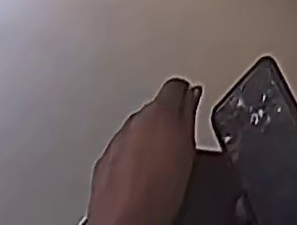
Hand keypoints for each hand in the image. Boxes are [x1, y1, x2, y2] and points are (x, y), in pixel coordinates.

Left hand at [87, 78, 202, 224]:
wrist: (127, 222)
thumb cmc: (158, 194)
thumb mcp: (188, 150)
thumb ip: (190, 114)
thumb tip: (192, 95)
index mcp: (160, 110)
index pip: (176, 85)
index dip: (185, 94)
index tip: (190, 100)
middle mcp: (136, 119)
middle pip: (155, 107)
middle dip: (166, 119)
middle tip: (177, 141)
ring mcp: (118, 139)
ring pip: (138, 128)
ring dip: (147, 138)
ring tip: (159, 163)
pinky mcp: (104, 159)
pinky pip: (121, 148)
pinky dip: (130, 155)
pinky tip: (139, 175)